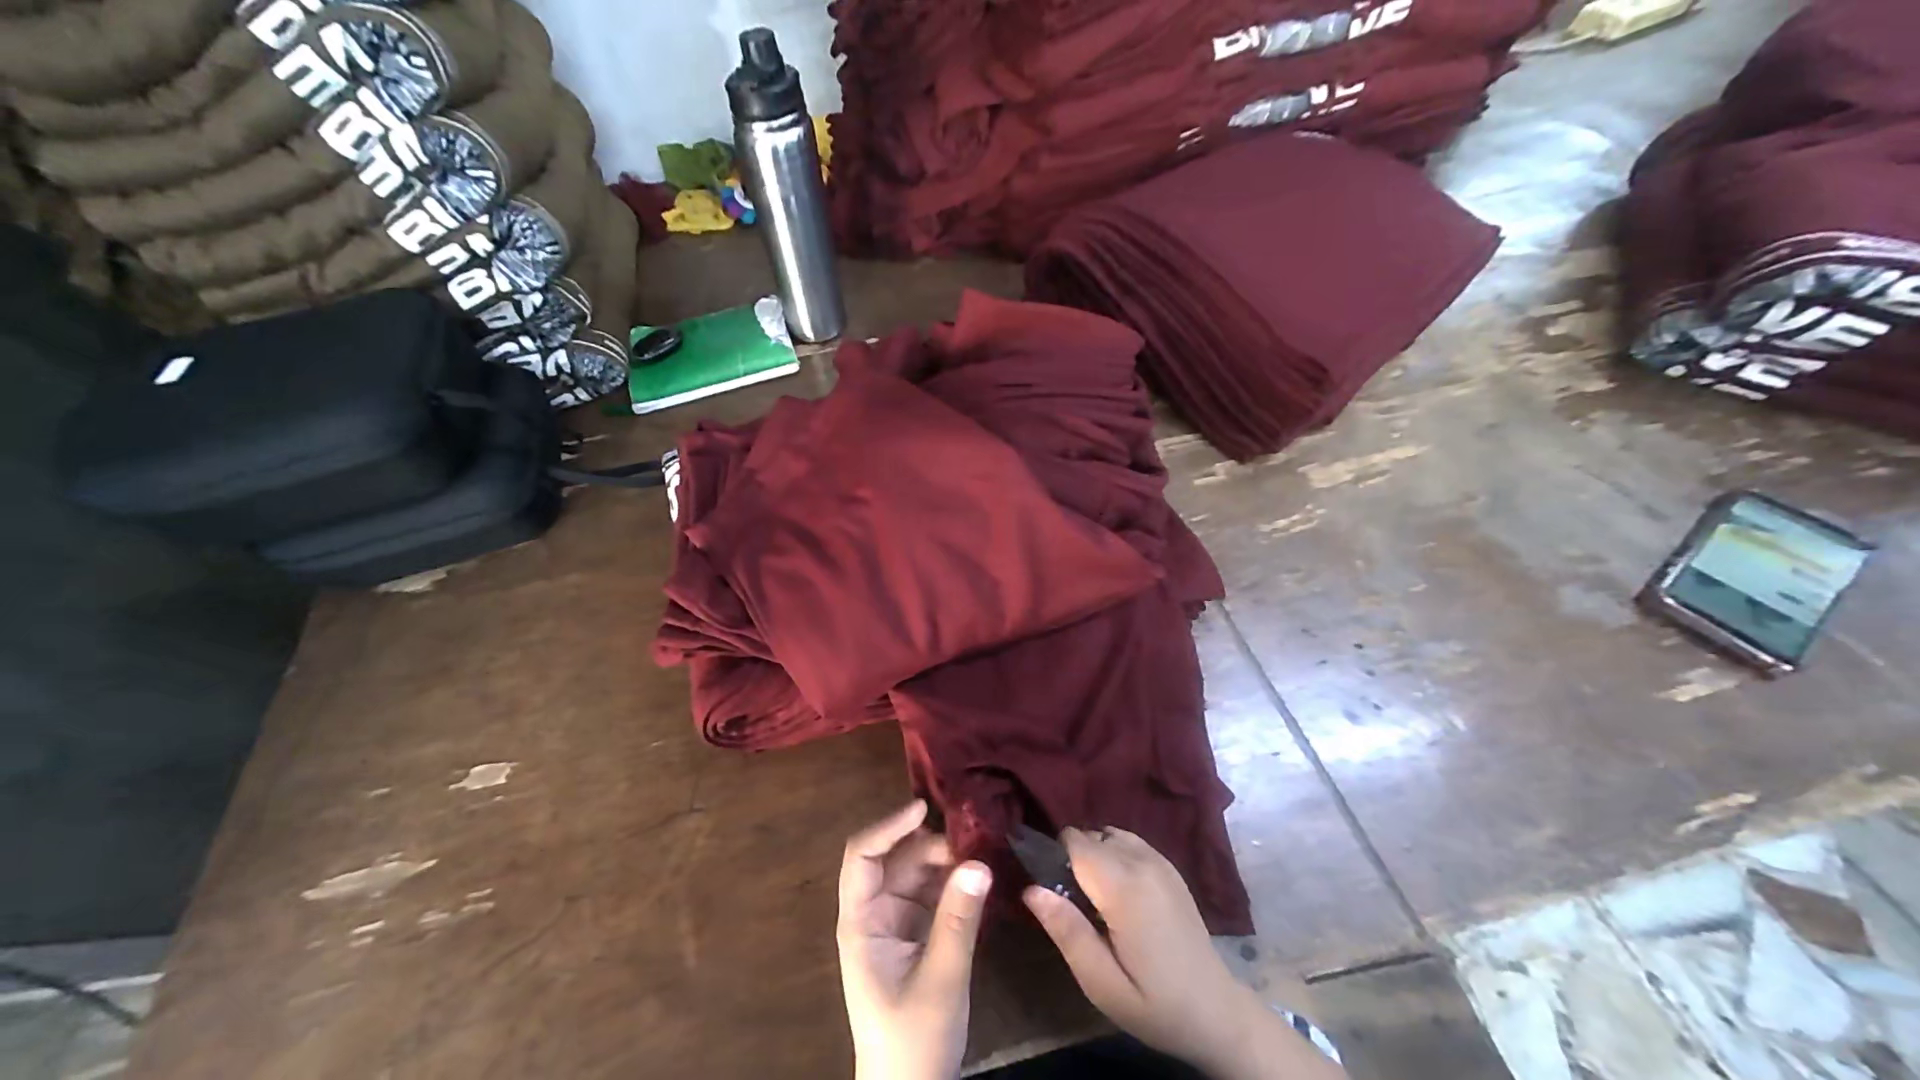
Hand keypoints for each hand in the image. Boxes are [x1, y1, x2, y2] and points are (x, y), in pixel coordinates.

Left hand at [837, 800, 991, 1079]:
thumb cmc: (912, 1040)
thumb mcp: (941, 979)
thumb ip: (958, 920)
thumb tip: (979, 862)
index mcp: (861, 922)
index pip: (861, 857)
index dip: (888, 827)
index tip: (925, 807)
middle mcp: (874, 914)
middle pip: (896, 861)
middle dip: (930, 845)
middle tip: (974, 841)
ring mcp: (895, 923)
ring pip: (917, 874)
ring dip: (946, 862)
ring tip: (983, 854)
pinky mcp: (916, 935)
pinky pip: (932, 895)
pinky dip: (954, 883)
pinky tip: (980, 877)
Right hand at [1022, 827, 1345, 1079]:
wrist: (1217, 1012)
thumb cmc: (1154, 1005)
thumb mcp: (1101, 983)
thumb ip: (1066, 931)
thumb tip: (1030, 889)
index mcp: (1123, 887)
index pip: (1073, 841)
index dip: (1052, 856)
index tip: (1047, 887)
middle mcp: (1143, 862)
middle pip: (1089, 835)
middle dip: (1071, 859)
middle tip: (1072, 905)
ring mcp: (1160, 861)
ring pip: (1107, 834)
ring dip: (1093, 855)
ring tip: (1093, 898)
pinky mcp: (1170, 867)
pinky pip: (1128, 842)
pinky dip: (1114, 854)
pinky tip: (1117, 892)